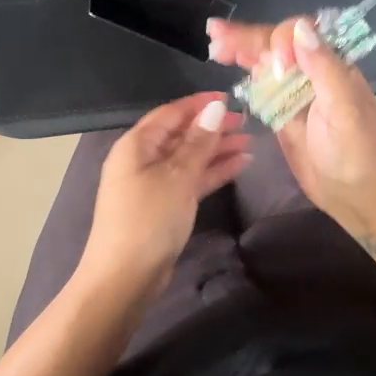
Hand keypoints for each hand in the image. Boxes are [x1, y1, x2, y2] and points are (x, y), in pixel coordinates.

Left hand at [78, 93, 251, 296]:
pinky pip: (191, 179)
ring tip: (250, 143)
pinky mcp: (165, 206)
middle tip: (246, 122)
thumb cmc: (149, 219)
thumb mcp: (177, 176)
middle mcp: (142, 160)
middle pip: (181, 134)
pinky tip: (240, 165)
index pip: (171, 113)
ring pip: (189, 157)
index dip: (200, 104)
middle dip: (212, 127)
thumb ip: (198, 142)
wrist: (125, 278)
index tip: (231, 98)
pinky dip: (213, 172)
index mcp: (136, 145)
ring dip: (217, 149)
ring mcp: (153, 184)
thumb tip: (215, 109)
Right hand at [207, 16, 375, 227]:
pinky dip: (245, 72)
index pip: (301, 36)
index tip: (277, 65)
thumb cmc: (355, 151)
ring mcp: (296, 91)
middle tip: (215, 34)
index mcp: (334, 64)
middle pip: (277, 45)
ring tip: (214, 43)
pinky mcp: (282, 110)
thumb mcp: (343, 109)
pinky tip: (227, 62)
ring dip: (241, 48)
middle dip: (248, 37)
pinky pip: (262, 85)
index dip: (282, 42)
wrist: (352, 195)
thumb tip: (301, 27)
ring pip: (266, 62)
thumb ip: (324, 67)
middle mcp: (313, 71)